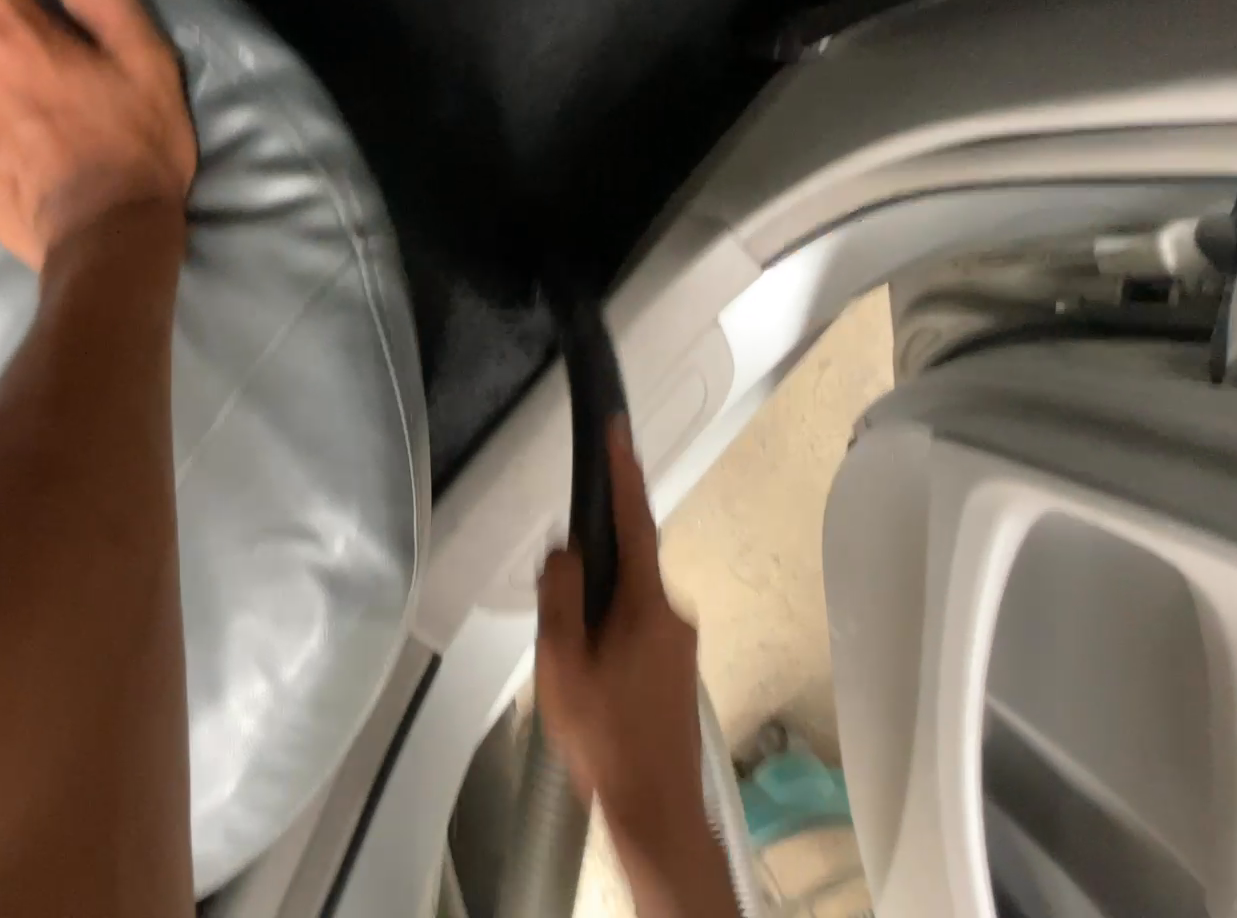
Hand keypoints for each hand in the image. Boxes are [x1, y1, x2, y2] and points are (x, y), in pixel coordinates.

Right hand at [535, 419, 705, 833]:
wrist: (655, 808)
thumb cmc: (604, 735)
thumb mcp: (563, 663)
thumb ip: (560, 597)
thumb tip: (565, 552)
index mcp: (644, 604)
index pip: (633, 522)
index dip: (624, 472)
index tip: (618, 429)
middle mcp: (671, 614)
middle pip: (624, 567)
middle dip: (589, 574)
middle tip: (557, 622)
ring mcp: (679, 642)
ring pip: (627, 603)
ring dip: (596, 613)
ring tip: (568, 664)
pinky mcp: (677, 667)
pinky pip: (637, 628)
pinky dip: (609, 633)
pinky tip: (589, 677)